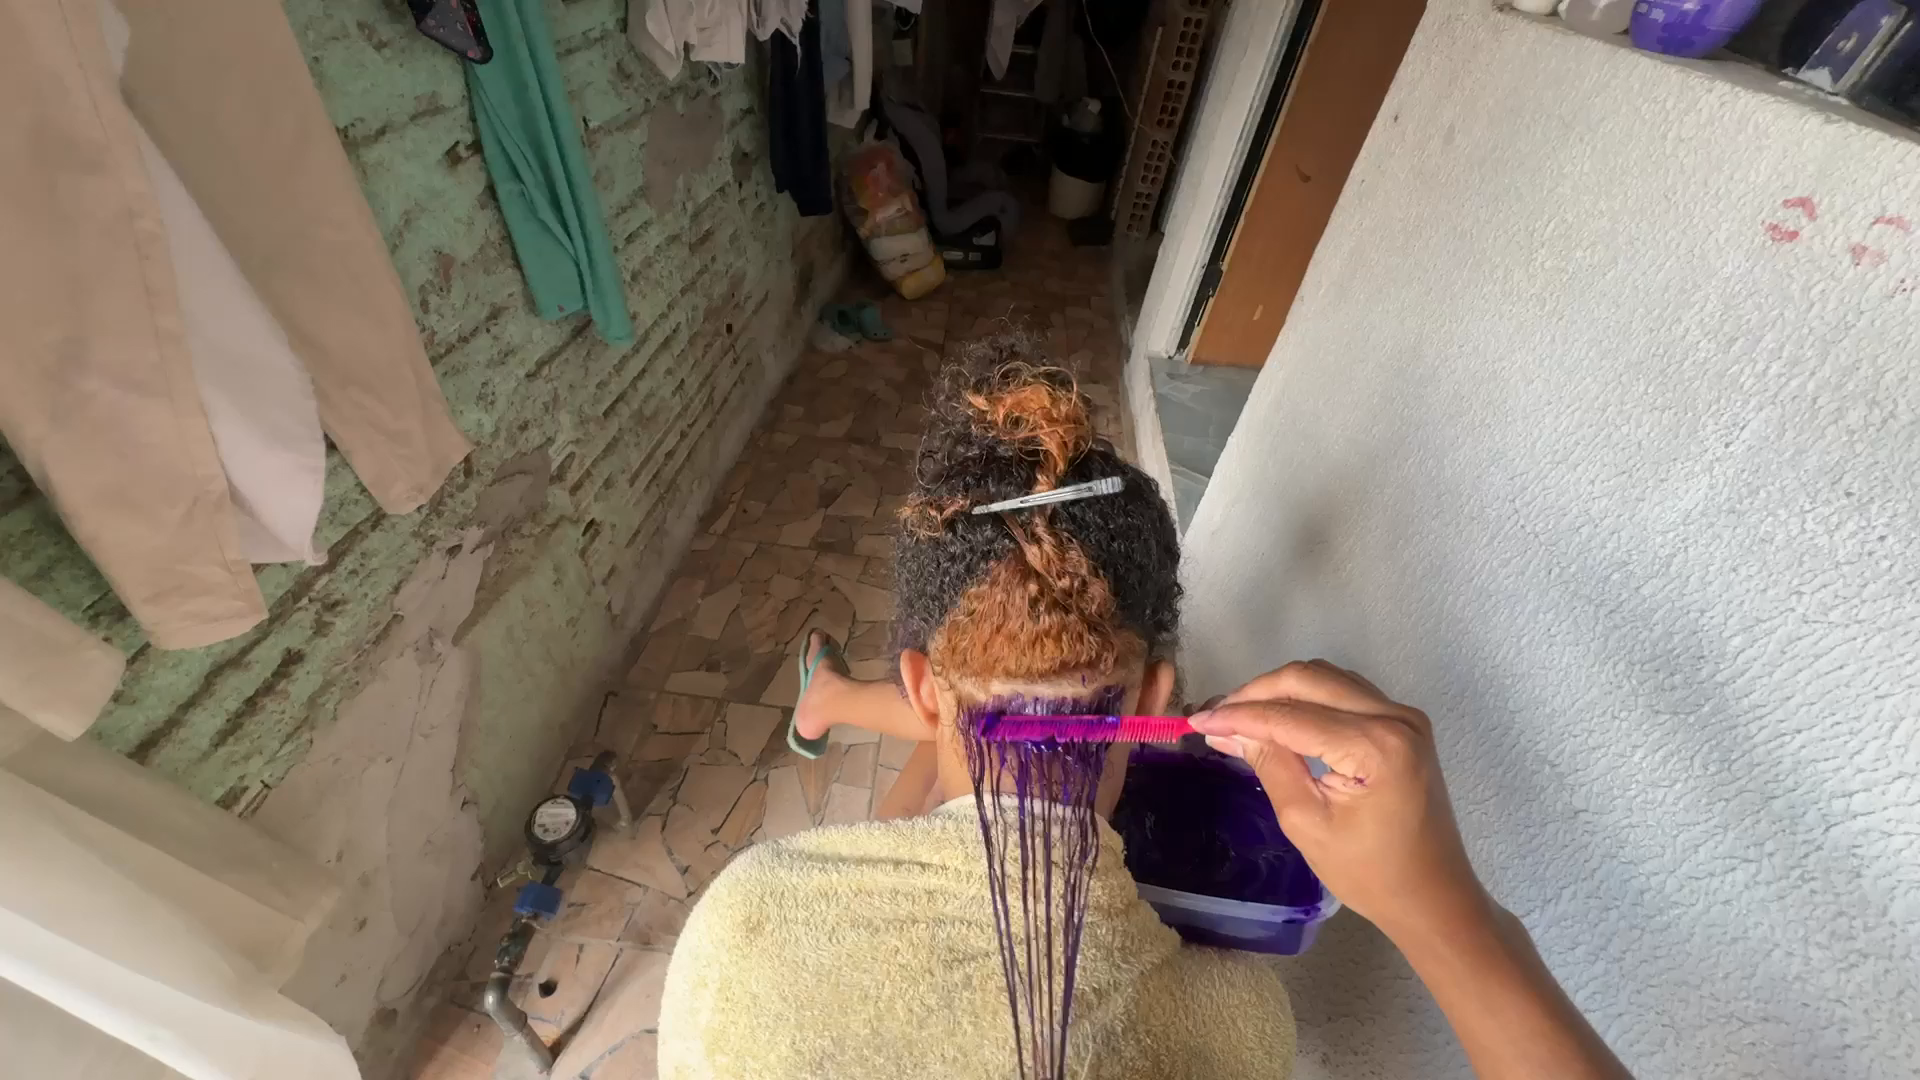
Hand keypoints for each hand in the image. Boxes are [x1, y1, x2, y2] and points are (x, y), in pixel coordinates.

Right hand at [1189, 660, 1486, 938]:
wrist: (1434, 899)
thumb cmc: (1369, 873)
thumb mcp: (1304, 821)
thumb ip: (1267, 763)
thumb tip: (1223, 730)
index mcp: (1374, 746)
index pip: (1288, 716)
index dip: (1237, 716)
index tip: (1196, 720)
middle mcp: (1393, 717)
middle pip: (1305, 678)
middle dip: (1254, 693)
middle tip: (1217, 715)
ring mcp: (1402, 715)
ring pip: (1323, 676)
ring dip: (1277, 690)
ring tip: (1241, 715)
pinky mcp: (1401, 722)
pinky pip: (1341, 689)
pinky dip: (1304, 696)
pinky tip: (1278, 717)